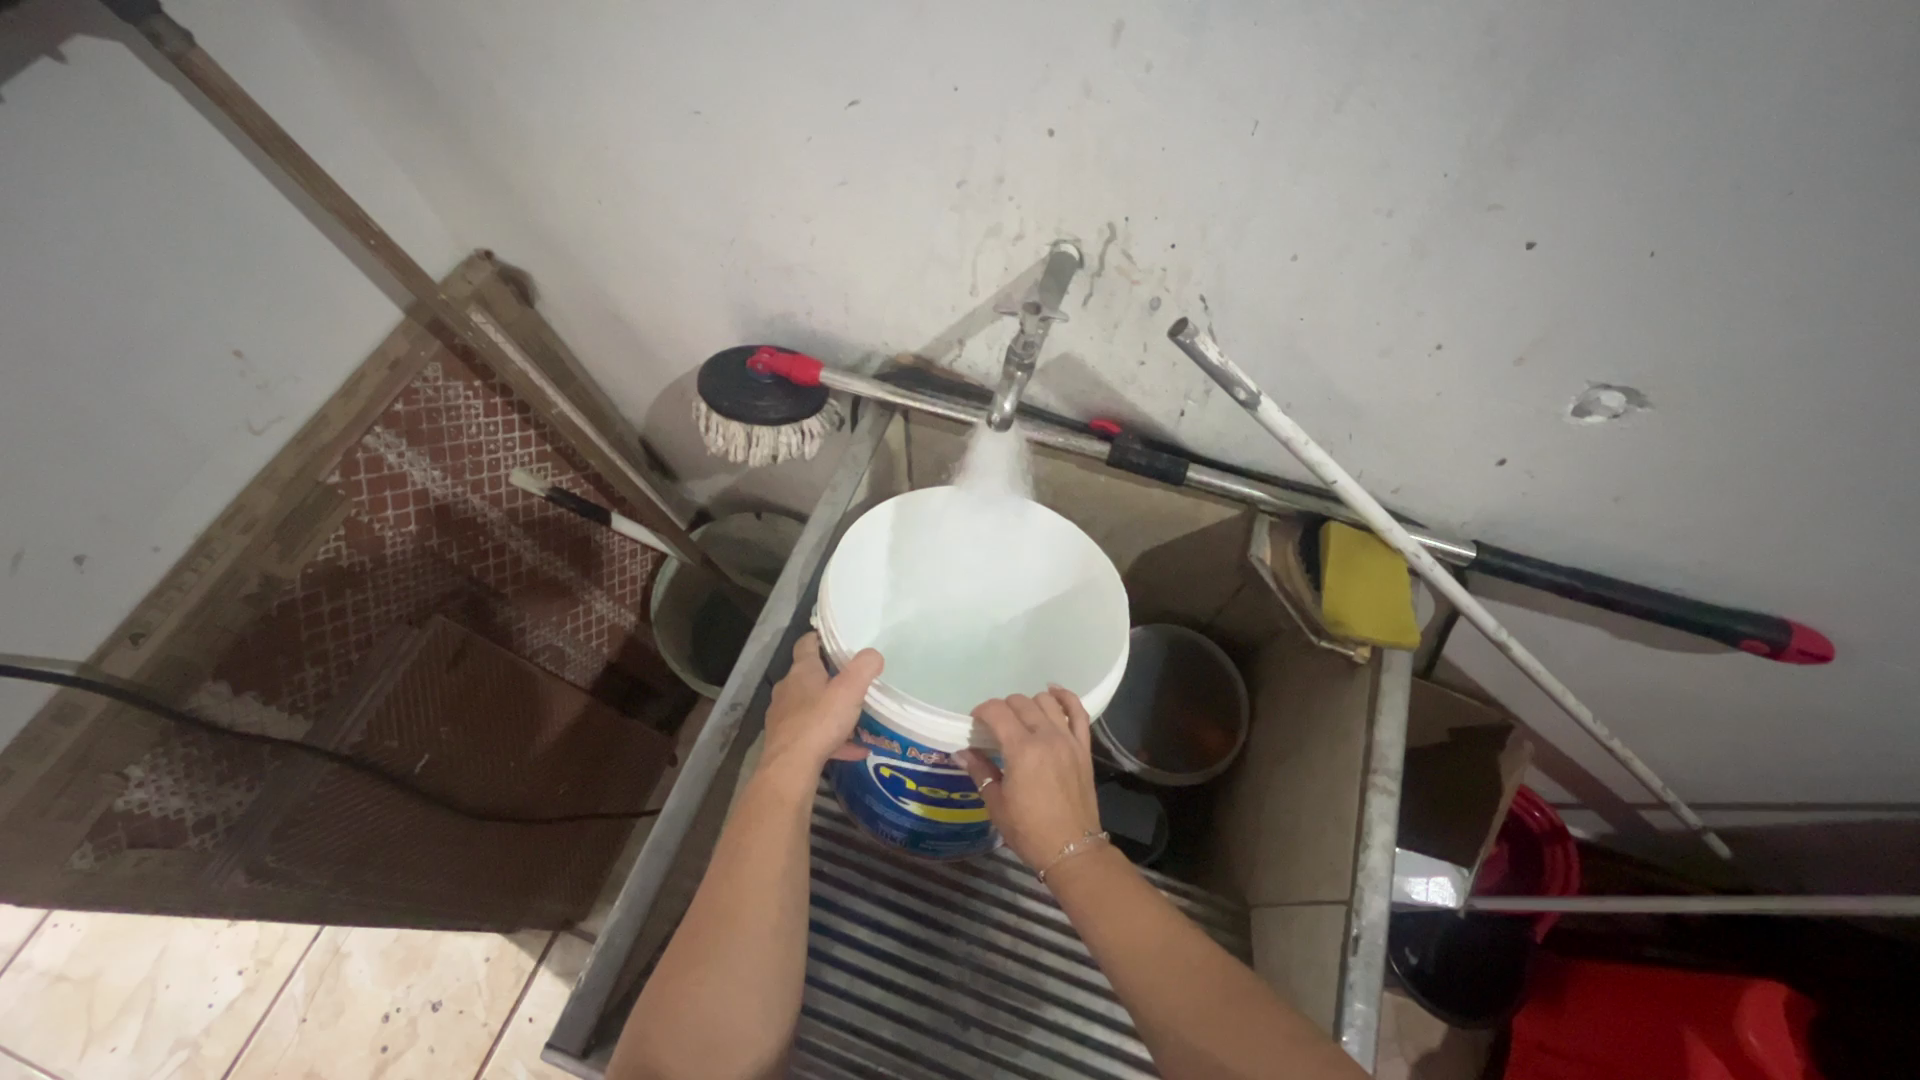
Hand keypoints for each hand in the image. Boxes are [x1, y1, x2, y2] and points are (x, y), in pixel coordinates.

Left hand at [761, 632, 882, 780]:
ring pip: (810, 708)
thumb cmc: (820, 721)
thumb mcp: (850, 689)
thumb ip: (864, 667)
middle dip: (828, 677)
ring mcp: (784, 717)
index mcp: (802, 672)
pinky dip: (833, 739)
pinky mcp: (786, 741)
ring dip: (830, 711)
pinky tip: (855, 750)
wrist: (791, 767)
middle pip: (808, 677)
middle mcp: (788, 690)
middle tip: (851, 680)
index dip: (818, 638)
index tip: (832, 638)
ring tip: (855, 719)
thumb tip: (873, 655)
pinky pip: (814, 735)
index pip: (806, 644)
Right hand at [956, 689, 1101, 871]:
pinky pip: (1078, 712)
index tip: (975, 723)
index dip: (981, 711)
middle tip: (994, 727)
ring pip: (1046, 702)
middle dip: (1002, 708)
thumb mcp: (996, 803)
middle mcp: (1046, 737)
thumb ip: (979, 770)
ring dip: (1029, 704)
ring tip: (1020, 717)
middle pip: (1020, 703)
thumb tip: (961, 751)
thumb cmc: (1028, 831)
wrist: (1072, 849)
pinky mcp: (1083, 747)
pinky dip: (1066, 697)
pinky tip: (1053, 692)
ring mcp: (1069, 740)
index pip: (997, 711)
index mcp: (1021, 750)